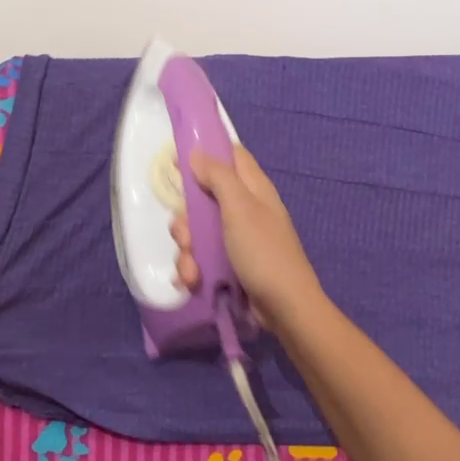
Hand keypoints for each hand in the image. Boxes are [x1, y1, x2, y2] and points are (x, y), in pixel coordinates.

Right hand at [172, 145, 326, 329]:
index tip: (176, 162)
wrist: (283, 307)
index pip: (230, 156)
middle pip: (202, 198)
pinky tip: (192, 283)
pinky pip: (200, 259)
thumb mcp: (241, 208)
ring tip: (192, 272)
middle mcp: (243, 210)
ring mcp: (235, 239)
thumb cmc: (263, 252)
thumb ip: (219, 177)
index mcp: (253, 189)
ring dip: (187, 252)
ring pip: (196, 232)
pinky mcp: (228, 265)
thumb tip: (196, 153)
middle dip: (186, 220)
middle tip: (187, 237)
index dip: (205, 154)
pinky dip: (192, 269)